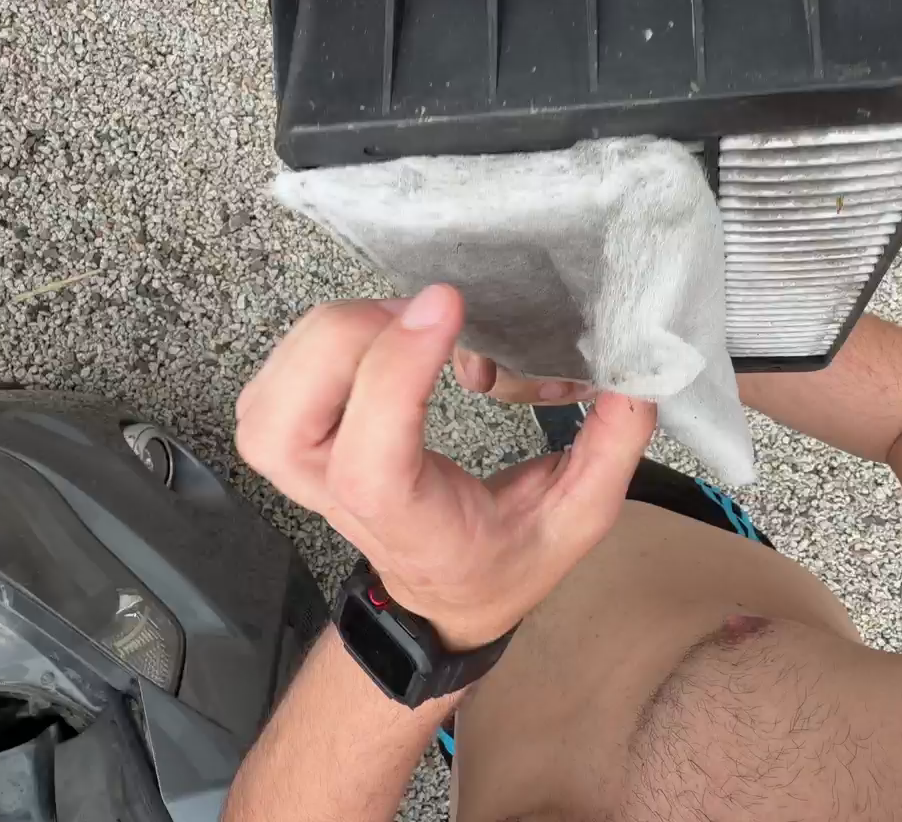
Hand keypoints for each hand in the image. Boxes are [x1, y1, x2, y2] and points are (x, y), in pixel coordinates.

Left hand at [235, 284, 657, 649]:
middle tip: (424, 312)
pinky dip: (314, 341)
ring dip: (329, 334)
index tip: (446, 304)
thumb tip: (635, 372)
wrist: (438, 597)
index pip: (373, 458)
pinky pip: (272, 382)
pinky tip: (370, 334)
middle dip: (350, 338)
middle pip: (288, 417)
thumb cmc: (504, 561)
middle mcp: (339, 499)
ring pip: (267, 395)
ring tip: (402, 319)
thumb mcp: (577, 518)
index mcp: (413, 523)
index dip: (395, 373)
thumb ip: (610, 447)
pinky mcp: (294, 446)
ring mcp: (302, 474)